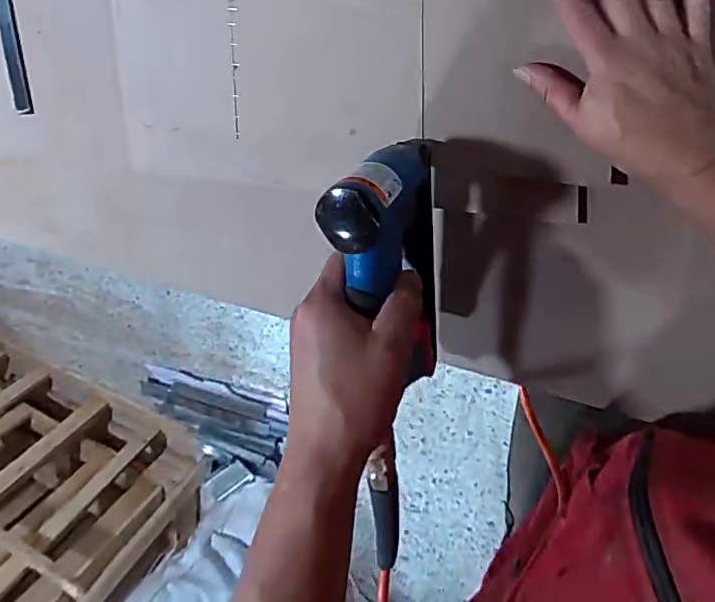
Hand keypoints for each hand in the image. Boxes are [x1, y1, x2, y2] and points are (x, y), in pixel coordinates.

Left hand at [284, 256, 422, 478]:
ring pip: (349, 315)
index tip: (397, 278)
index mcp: (319, 302)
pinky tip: (380, 371)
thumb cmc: (353, 400)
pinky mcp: (311, 362)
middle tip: (402, 324)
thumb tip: (408, 279)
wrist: (325, 456)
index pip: (348, 257)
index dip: (376, 262)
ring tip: (394, 354)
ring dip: (376, 327)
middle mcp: (307, 315)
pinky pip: (342, 338)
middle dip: (381, 301)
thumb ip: (404, 302)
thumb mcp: (391, 344)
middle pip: (350, 287)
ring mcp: (306, 340)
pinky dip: (363, 345)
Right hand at [516, 0, 714, 195]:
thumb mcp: (584, 124)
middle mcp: (638, 41)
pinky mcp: (700, 45)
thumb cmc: (633, 144)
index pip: (580, 13)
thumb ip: (555, 91)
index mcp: (606, 61)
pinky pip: (700, 7)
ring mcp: (673, 40)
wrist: (697, 161)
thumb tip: (523, 67)